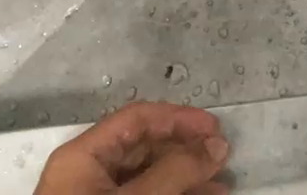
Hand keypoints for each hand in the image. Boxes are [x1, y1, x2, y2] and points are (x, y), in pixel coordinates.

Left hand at [34, 101, 230, 194]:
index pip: (138, 120)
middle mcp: (87, 176)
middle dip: (186, 154)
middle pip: (145, 149)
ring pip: (149, 180)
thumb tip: (218, 144)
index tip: (216, 130)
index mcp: (83, 158)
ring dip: (186, 182)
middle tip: (222, 163)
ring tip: (222, 191)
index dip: (179, 119)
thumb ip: (178, 171)